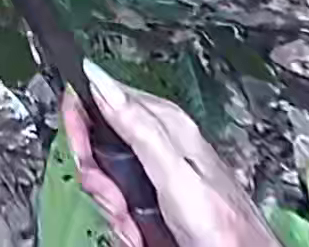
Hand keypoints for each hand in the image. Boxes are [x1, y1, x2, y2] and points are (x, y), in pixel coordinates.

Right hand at [62, 61, 279, 246]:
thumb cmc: (227, 232)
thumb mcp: (176, 175)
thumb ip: (138, 126)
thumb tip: (98, 77)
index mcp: (162, 118)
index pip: (98, 95)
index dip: (81, 124)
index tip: (83, 155)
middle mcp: (155, 136)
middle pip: (97, 137)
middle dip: (97, 174)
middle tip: (116, 201)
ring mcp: (154, 167)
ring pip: (104, 172)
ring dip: (109, 203)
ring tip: (130, 223)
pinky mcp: (152, 196)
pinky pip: (117, 198)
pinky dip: (119, 220)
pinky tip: (137, 233)